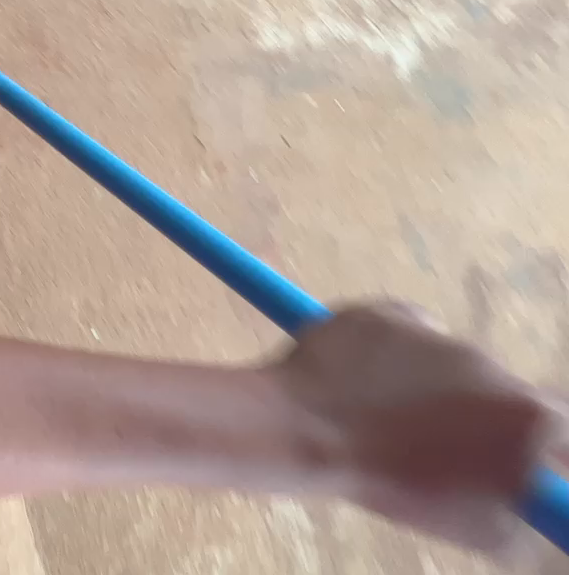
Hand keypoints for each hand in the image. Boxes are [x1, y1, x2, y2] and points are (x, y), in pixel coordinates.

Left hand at [270, 302, 563, 555]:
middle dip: (478, 410)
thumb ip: (533, 505)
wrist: (299, 430)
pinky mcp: (380, 312)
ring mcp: (430, 333)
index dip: (542, 444)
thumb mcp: (493, 529)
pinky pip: (401, 329)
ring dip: (430, 379)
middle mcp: (489, 364)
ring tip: (384, 406)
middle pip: (501, 388)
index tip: (518, 454)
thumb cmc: (394, 485)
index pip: (561, 429)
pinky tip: (365, 371)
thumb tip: (542, 494)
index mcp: (533, 416)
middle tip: (436, 431)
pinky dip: (390, 347)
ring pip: (446, 359)